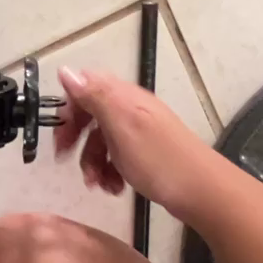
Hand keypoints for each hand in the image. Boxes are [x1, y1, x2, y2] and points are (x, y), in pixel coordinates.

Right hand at [54, 67, 225, 222]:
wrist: (201, 191)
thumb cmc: (159, 160)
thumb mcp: (121, 127)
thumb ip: (94, 97)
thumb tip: (66, 71)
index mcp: (124, 98)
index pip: (85, 87)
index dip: (68, 108)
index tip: (61, 134)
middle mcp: (130, 109)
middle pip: (90, 115)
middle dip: (76, 139)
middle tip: (67, 161)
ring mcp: (138, 132)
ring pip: (101, 140)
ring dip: (92, 162)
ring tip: (97, 184)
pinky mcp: (144, 153)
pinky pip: (116, 157)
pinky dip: (108, 172)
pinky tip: (113, 188)